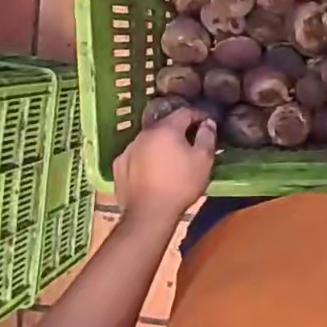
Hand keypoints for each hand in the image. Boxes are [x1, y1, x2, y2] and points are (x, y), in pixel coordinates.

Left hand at [115, 107, 215, 223]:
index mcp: (166, 128)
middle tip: (192, 142)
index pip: (185, 112)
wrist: (148, 214)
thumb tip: (207, 123)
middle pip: (166, 125)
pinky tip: (152, 171)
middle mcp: (144, 133)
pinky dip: (146, 158)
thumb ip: (207, 137)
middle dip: (180, 131)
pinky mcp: (119, 165)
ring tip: (172, 159)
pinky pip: (137, 155)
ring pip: (150, 140)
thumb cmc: (181, 185)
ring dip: (161, 144)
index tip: (208, 123)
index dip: (199, 115)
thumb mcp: (204, 160)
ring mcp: (128, 149)